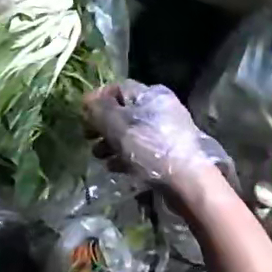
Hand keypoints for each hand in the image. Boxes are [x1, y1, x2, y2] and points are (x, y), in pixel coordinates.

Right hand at [83, 80, 230, 186]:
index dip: (97, 100)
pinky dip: (126, 156)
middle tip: (88, 138)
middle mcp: (160, 108)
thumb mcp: (118, 126)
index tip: (83, 117)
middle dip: (102, 125)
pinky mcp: (170, 152)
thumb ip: (99, 111)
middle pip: (123, 111)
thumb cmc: (150, 149)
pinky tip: (115, 168)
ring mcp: (167, 131)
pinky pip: (142, 149)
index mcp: (150, 94)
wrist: (188, 183)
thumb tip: (87, 101)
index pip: (117, 88)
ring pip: (130, 132)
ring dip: (111, 143)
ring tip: (99, 157)